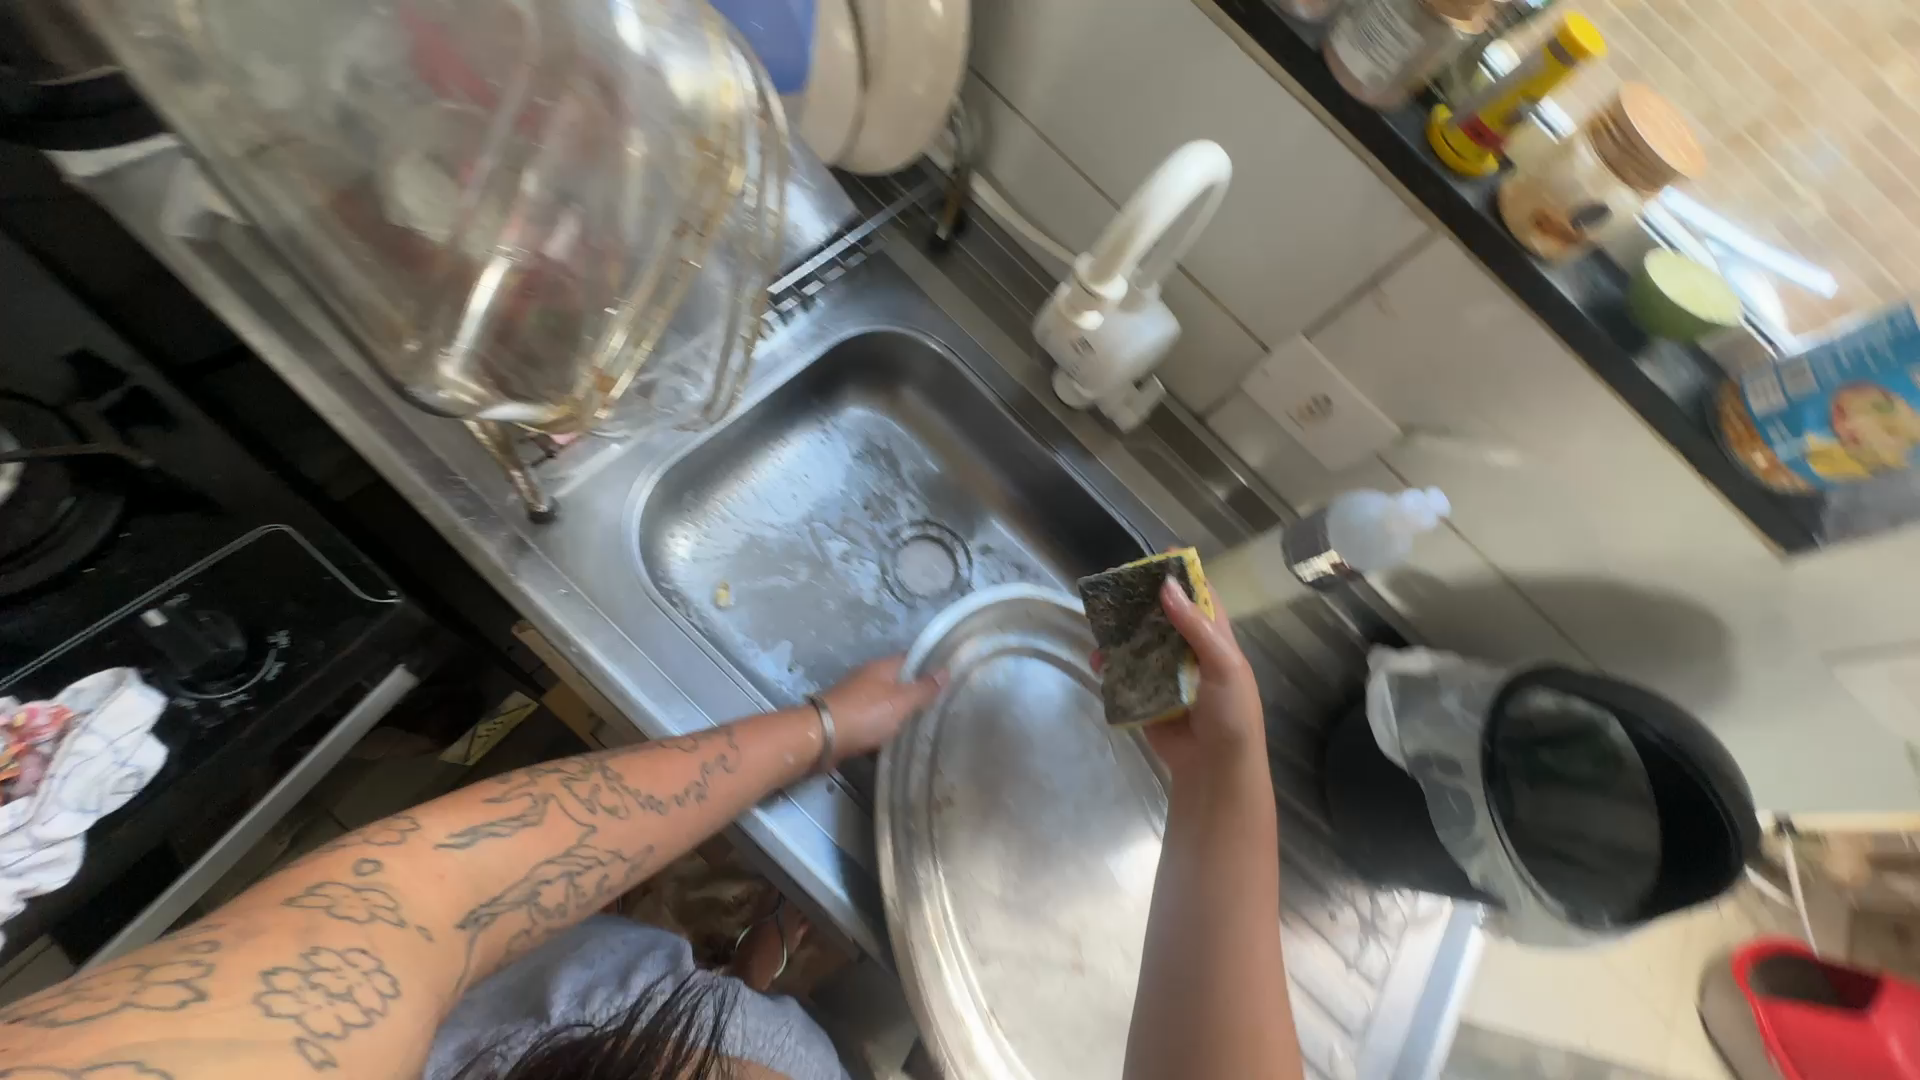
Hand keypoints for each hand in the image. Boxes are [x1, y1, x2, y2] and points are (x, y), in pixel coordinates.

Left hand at [817, 656, 945, 763]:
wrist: (821, 737)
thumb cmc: (865, 714)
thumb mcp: (901, 701)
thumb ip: (924, 688)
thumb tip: (945, 670)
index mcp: (883, 666)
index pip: (912, 658)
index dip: (930, 666)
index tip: (949, 678)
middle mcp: (869, 676)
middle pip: (898, 679)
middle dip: (917, 689)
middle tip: (940, 704)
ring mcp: (856, 696)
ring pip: (886, 698)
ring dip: (900, 708)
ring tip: (923, 722)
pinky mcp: (848, 716)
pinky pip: (874, 716)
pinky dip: (886, 723)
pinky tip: (896, 735)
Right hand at [1095, 577, 1264, 780]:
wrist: (1214, 769)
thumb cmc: (1230, 714)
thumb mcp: (1223, 665)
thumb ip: (1195, 626)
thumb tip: (1167, 586)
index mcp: (1213, 638)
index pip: (1198, 596)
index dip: (1179, 577)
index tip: (1155, 559)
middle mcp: (1187, 650)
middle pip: (1160, 616)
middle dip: (1138, 603)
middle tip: (1114, 590)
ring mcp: (1164, 672)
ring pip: (1137, 642)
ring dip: (1118, 635)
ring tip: (1100, 628)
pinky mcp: (1145, 694)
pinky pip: (1124, 673)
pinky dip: (1109, 667)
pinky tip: (1098, 663)